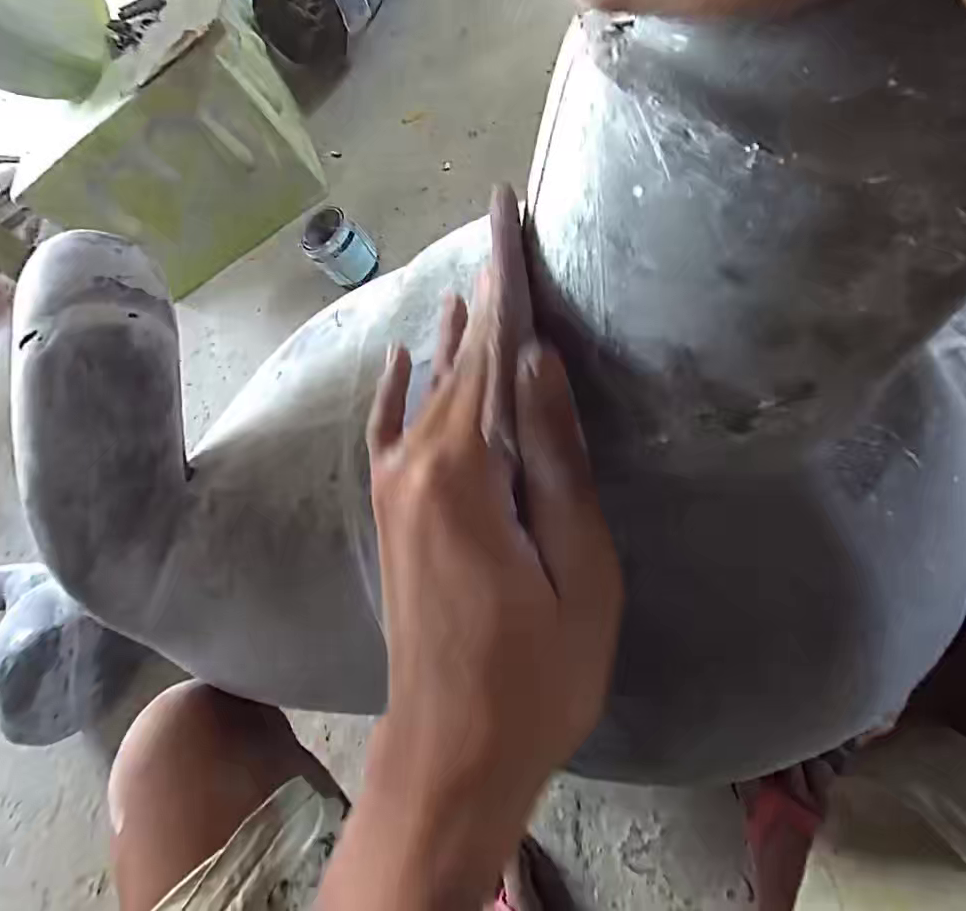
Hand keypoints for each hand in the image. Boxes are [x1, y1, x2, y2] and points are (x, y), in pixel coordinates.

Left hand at [325, 185, 620, 908]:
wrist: (452, 739)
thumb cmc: (534, 667)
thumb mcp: (576, 566)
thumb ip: (553, 458)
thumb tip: (537, 363)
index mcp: (463, 471)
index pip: (492, 357)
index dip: (506, 289)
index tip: (506, 226)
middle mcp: (414, 464)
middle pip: (459, 367)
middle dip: (485, 304)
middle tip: (499, 239)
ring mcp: (393, 487)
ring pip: (428, 392)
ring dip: (453, 340)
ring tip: (471, 285)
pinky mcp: (390, 511)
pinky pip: (389, 432)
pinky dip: (399, 390)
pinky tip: (406, 356)